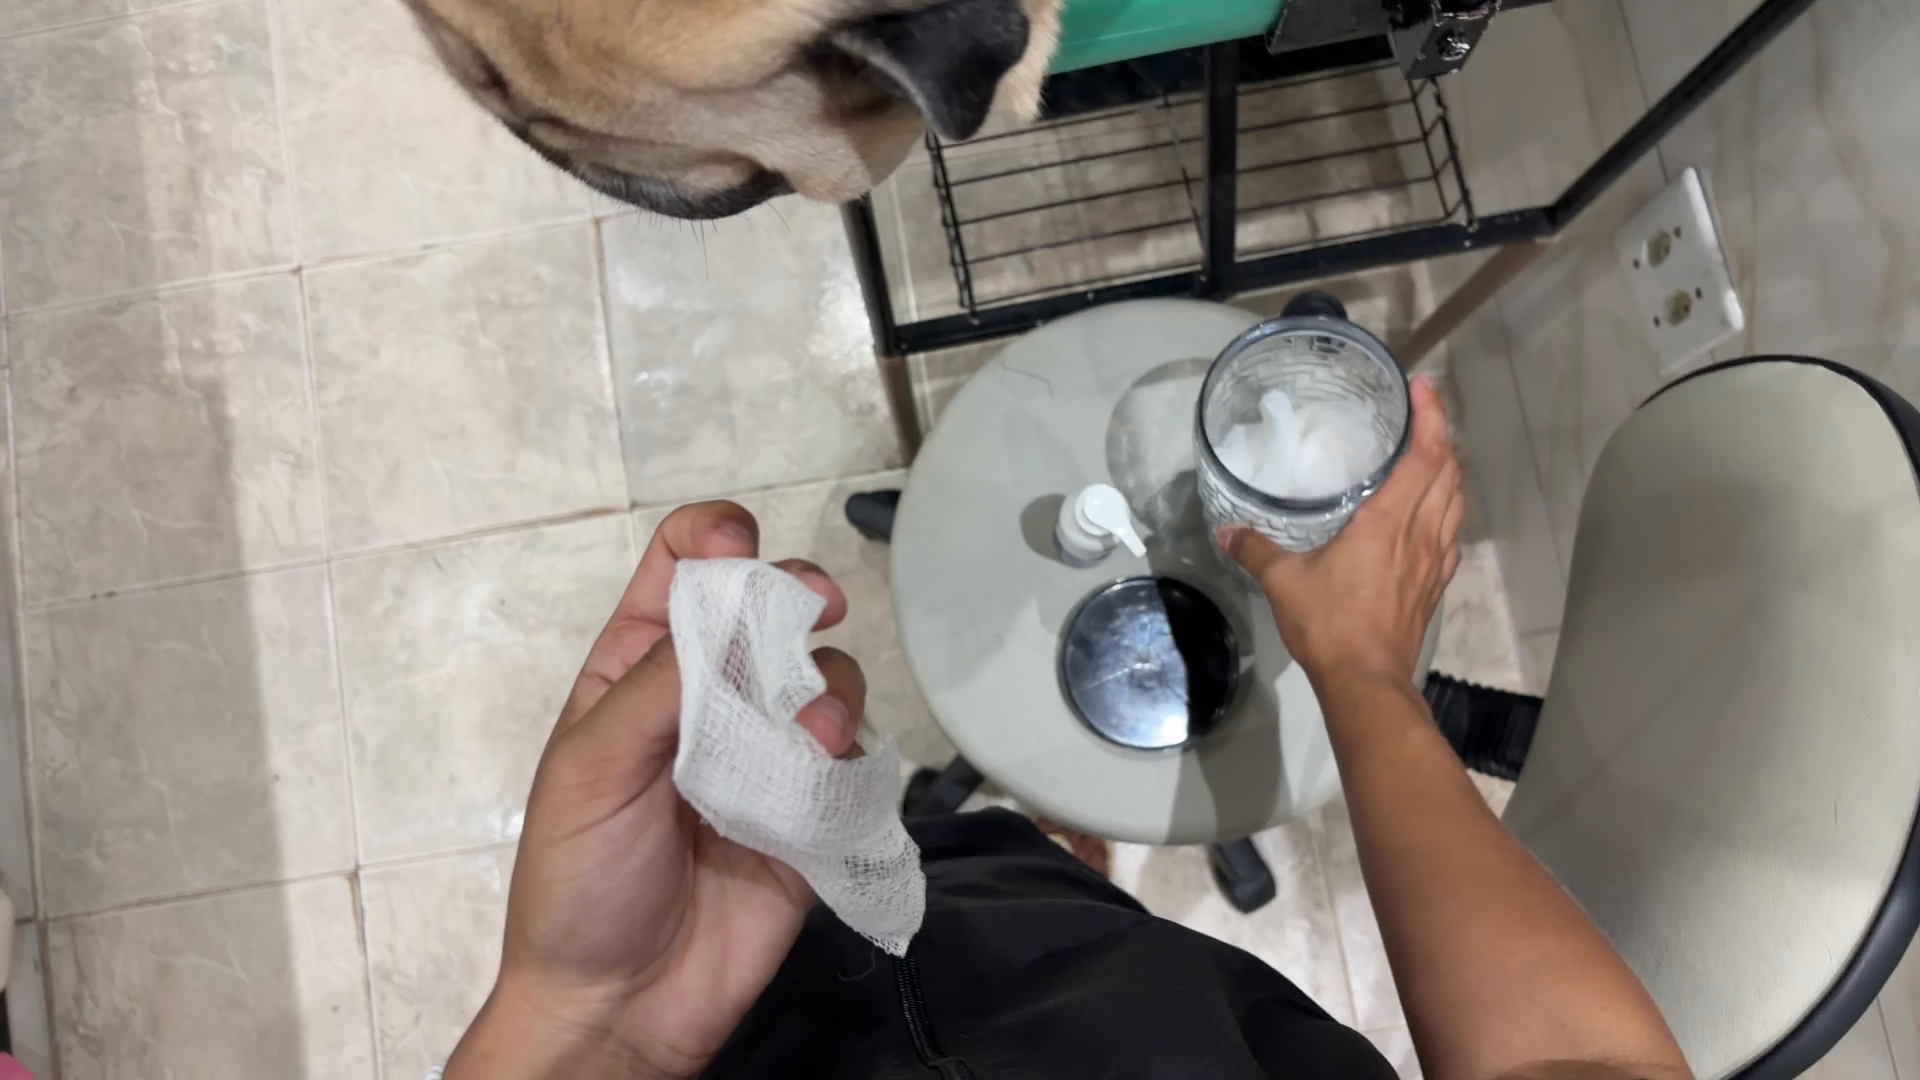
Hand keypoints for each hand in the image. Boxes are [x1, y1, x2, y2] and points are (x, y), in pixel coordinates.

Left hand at [448, 501, 865, 1078]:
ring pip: (822, 668)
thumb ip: (659, 684)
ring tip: (814, 735)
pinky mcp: (813, 790)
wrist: (627, 1005)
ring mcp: (768, 740)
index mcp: (644, 665)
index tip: (740, 544)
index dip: (713, 536)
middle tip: (819, 602)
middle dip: (796, 589)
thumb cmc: (580, 878)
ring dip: (828, 684)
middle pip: (769, 603)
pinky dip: (848, 743)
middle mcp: (713, 689)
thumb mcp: (590, 769)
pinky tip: (825, 771)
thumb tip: (736, 615)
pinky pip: (851, 742)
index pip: (684, 565)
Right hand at [1219, 373, 1463, 689]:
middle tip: (1419, 416)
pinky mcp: (1434, 583)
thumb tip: (1225, 532)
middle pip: (1449, 472)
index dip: (1429, 417)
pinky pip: (1450, 533)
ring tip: (1429, 455)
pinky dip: (1447, 508)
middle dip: (1441, 436)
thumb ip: (1254, 550)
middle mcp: (1419, 534)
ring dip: (1449, 470)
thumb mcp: (1281, 581)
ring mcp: (1433, 560)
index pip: (1423, 457)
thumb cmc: (1328, 622)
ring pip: (1456, 501)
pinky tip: (1431, 514)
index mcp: (1387, 523)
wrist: (1366, 679)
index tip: (1422, 387)